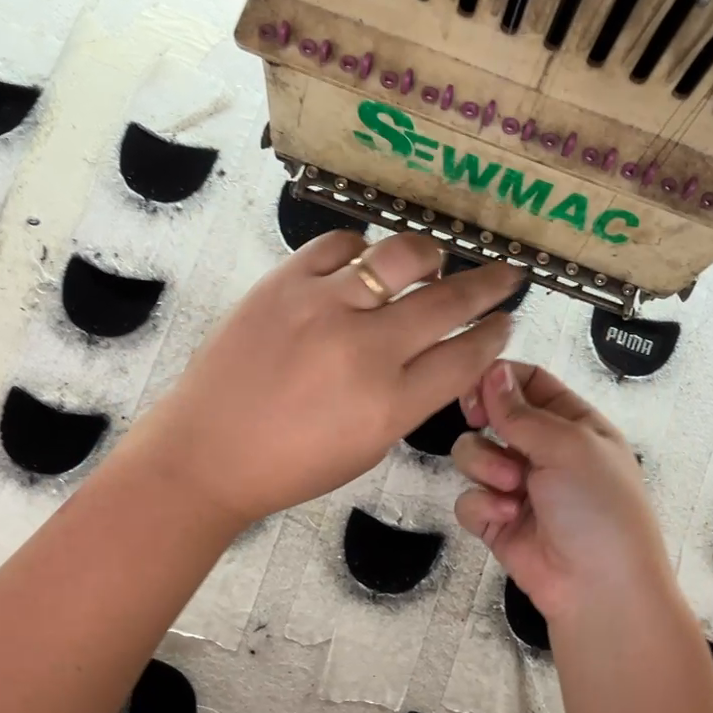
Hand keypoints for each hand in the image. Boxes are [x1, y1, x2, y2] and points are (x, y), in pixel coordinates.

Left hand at [122, 231, 521, 526]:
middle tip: (507, 275)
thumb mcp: (366, 449)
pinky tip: (366, 263)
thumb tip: (440, 354)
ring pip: (401, 257)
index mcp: (389, 406)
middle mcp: (364, 350)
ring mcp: (322, 308)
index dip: (494, 336)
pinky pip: (340, 245)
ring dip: (431, 255)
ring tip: (436, 260)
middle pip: (448, 303)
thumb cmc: (289, 466)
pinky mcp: (283, 282)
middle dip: (488, 286)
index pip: (464, 358)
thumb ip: (408, 402)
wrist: (206, 453)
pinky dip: (362, 250)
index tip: (505, 322)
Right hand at [451, 362, 672, 621]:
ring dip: (485, 466)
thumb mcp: (569, 446)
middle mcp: (542, 450)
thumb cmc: (599, 507)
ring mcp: (516, 486)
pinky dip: (482, 505)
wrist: (598, 588)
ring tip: (512, 489)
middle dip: (483, 421)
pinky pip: (468, 498)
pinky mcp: (495, 521)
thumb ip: (522, 411)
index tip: (476, 387)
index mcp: (572, 424)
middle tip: (479, 423)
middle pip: (491, 414)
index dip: (500, 379)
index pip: (529, 383)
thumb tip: (492, 371)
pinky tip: (506, 518)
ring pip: (472, 455)